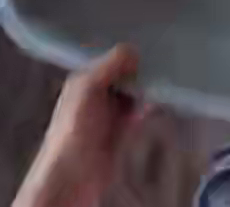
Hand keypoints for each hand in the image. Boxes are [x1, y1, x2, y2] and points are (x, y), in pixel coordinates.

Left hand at [15, 44, 143, 206]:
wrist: (71, 182)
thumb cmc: (73, 132)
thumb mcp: (88, 87)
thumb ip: (111, 64)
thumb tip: (135, 51)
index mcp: (84, 80)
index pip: (110, 56)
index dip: (127, 53)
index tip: (146, 47)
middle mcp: (97, 93)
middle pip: (125, 73)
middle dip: (141, 69)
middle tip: (157, 65)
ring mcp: (109, 113)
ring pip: (135, 91)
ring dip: (147, 88)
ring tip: (159, 83)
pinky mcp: (121, 131)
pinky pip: (140, 111)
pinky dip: (149, 106)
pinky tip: (154, 103)